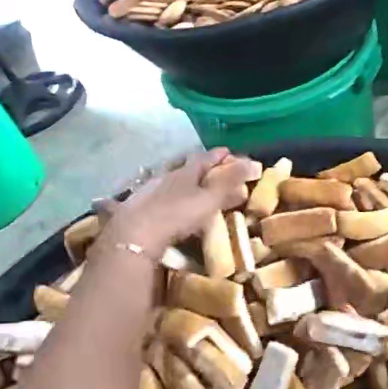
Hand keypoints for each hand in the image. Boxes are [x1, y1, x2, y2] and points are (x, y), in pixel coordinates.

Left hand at [99, 149, 252, 257]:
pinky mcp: (135, 210)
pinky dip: (164, 199)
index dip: (218, 155)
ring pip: (167, 181)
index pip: (205, 158)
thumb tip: (253, 162)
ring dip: (179, 183)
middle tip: (210, 169)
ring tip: (190, 189)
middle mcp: (165, 176)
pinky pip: (154, 198)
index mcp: (185, 172)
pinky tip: (164, 206)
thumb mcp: (209, 199)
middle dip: (198, 167)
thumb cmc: (176, 214)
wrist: (134, 236)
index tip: (229, 153)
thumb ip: (229, 182)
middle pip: (184, 167)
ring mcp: (147, 192)